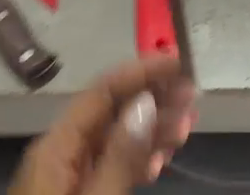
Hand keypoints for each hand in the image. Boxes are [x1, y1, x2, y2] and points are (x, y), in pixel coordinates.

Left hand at [10, 55, 198, 194]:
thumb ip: (120, 156)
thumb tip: (145, 102)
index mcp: (54, 149)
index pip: (102, 92)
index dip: (142, 73)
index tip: (180, 66)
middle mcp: (58, 156)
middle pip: (109, 113)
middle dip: (152, 101)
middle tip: (194, 99)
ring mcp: (65, 182)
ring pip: (112, 141)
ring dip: (150, 131)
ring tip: (187, 127)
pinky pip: (108, 168)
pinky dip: (136, 161)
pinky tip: (160, 162)